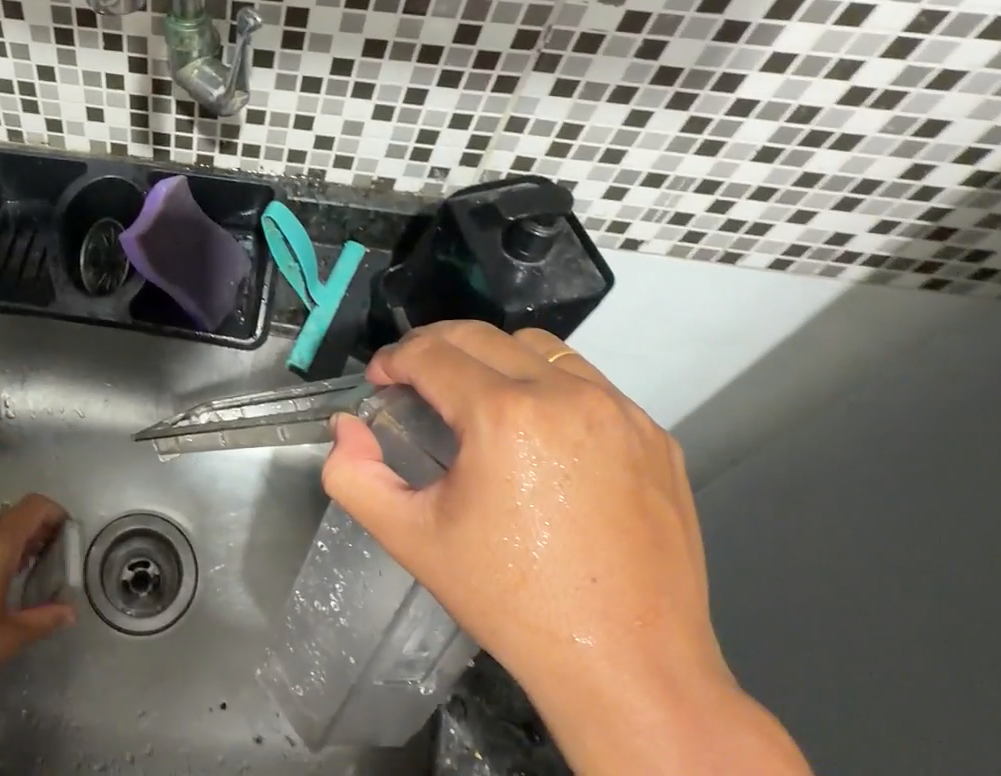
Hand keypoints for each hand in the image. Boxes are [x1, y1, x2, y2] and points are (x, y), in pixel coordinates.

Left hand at [0, 493, 75, 697]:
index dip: (56, 515)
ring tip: (18, 579)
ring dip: (10, 545)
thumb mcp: (6, 638)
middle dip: (36, 536)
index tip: (65, 540)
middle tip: (47, 566)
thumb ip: (42, 619)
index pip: (35, 506)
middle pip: (14, 517)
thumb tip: (69, 612)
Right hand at [322, 322, 758, 768]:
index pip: (432, 352)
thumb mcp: (410, 539)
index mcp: (504, 416)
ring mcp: (620, 412)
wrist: (628, 664)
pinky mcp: (654, 437)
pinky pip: (589, 385)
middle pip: (482, 335)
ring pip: (540, 348)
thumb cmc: (511, 601)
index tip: (381, 383)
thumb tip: (346, 427)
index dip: (394, 359)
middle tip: (414, 383)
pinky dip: (548, 389)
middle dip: (435, 347)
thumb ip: (353, 475)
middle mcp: (567, 395)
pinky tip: (536, 439)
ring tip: (476, 403)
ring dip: (494, 360)